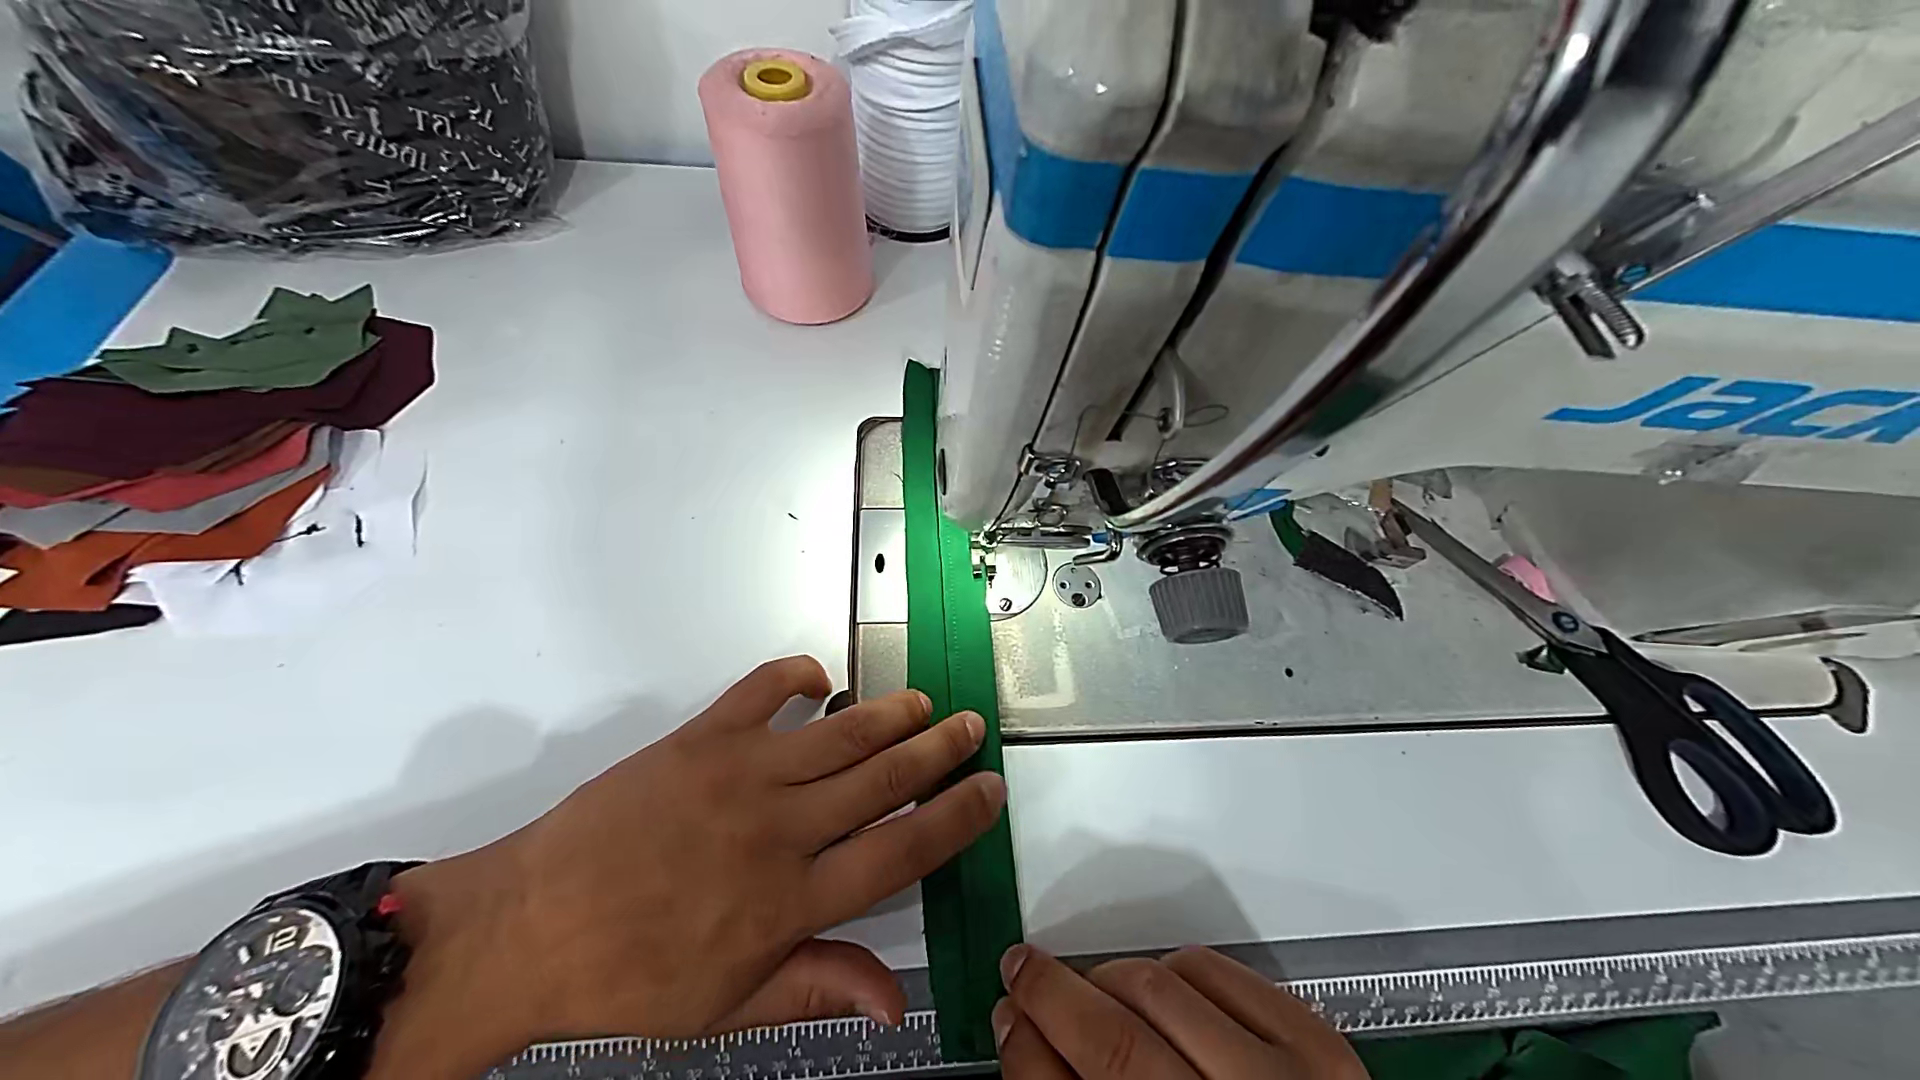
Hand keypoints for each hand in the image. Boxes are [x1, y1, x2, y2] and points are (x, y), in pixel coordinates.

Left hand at [382, 656, 1005, 1068]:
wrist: (526, 929)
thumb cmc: (627, 977)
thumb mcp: (726, 1007)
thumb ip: (817, 988)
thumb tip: (897, 1003)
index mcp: (791, 900)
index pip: (902, 850)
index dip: (955, 818)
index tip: (988, 792)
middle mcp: (779, 829)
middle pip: (884, 779)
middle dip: (939, 751)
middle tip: (971, 728)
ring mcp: (741, 774)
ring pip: (841, 732)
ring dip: (891, 714)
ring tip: (925, 703)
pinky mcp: (701, 738)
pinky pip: (762, 689)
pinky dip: (797, 676)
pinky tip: (820, 678)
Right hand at [994, 945, 1369, 1079]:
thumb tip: (1027, 1038)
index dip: (1025, 1046)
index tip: (1009, 1013)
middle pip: (1114, 1040)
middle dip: (1052, 994)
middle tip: (1025, 975)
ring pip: (1161, 989)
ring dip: (1110, 978)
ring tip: (1097, 989)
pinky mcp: (1322, 1052)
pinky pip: (1220, 970)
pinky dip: (1178, 966)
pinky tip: (1164, 986)